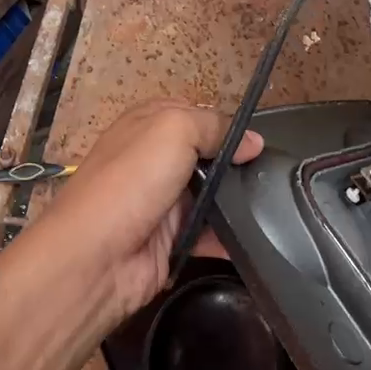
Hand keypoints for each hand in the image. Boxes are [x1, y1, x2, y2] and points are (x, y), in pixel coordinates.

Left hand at [27, 100, 265, 322]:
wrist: (94, 257)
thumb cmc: (132, 178)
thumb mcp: (174, 129)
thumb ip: (214, 126)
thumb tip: (254, 141)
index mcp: (148, 122)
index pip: (195, 113)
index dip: (225, 124)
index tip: (257, 141)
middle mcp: (154, 158)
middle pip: (206, 154)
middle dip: (236, 163)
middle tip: (273, 174)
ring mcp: (162, 200)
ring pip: (211, 194)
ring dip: (238, 200)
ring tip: (277, 205)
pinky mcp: (171, 240)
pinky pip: (210, 234)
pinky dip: (232, 237)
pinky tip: (261, 238)